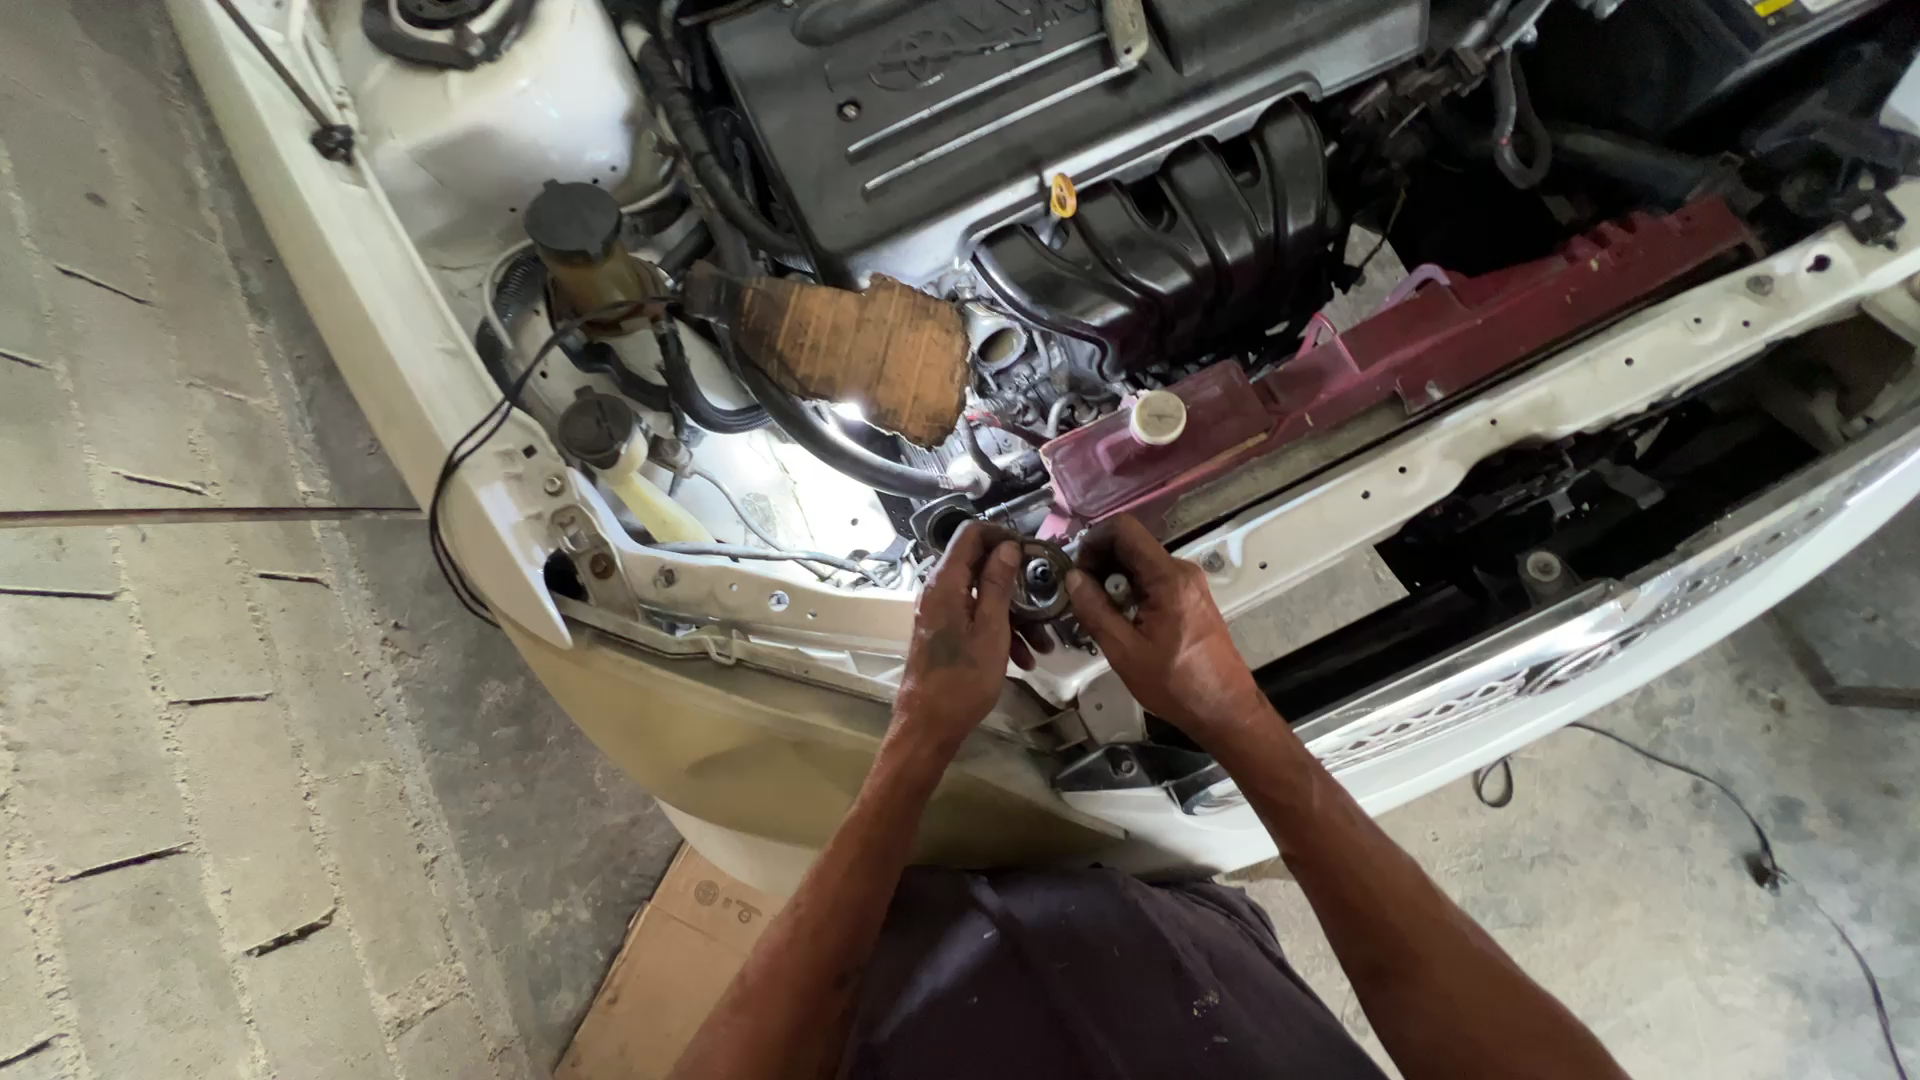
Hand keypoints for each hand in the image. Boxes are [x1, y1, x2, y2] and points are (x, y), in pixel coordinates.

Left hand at [892, 522, 1032, 755]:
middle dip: (1016, 582)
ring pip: (982, 597)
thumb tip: (1008, 546)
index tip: (1031, 551)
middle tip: (1046, 599)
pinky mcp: (945, 633)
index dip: (1002, 534)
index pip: (970, 534)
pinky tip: (1024, 659)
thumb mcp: (991, 630)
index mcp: (945, 583)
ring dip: (1015, 615)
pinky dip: (1000, 632)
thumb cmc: (962, 679)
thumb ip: (997, 584)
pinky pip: (976, 619)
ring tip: (1043, 644)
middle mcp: (938, 590)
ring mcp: (940, 612)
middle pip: (980, 566)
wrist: (929, 725)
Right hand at [1065, 516, 1273, 749]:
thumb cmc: (1176, 684)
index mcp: (1168, 577)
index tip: (1077, 571)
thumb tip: (1073, 578)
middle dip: (1099, 563)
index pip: (1124, 529)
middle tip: (1081, 597)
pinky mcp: (1189, 598)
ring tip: (1098, 614)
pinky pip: (1151, 580)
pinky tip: (1119, 620)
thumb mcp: (1124, 651)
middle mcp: (1181, 570)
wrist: (1225, 710)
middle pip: (1130, 544)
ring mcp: (1188, 584)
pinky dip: (1129, 592)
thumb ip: (1094, 610)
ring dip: (1113, 580)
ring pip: (1139, 563)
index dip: (1093, 541)